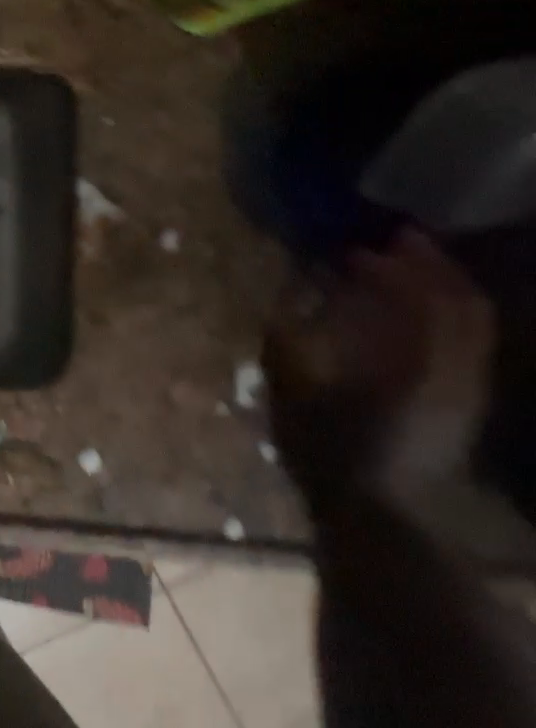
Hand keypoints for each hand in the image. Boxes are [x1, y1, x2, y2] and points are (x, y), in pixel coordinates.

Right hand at [263, 229, 495, 508]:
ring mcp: (468, 389)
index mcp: (418, 362)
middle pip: (464, 305)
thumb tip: (286, 300)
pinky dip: (443, 318)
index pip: (426, 298)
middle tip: (393, 243)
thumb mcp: (293, 394)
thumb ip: (289, 342)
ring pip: (473, 325)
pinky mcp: (463, 405)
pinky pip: (467, 345)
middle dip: (431, 268)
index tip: (355, 249)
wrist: (382, 515)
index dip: (396, 267)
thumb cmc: (330, 453)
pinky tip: (406, 319)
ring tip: (402, 273)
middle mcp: (457, 369)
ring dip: (442, 290)